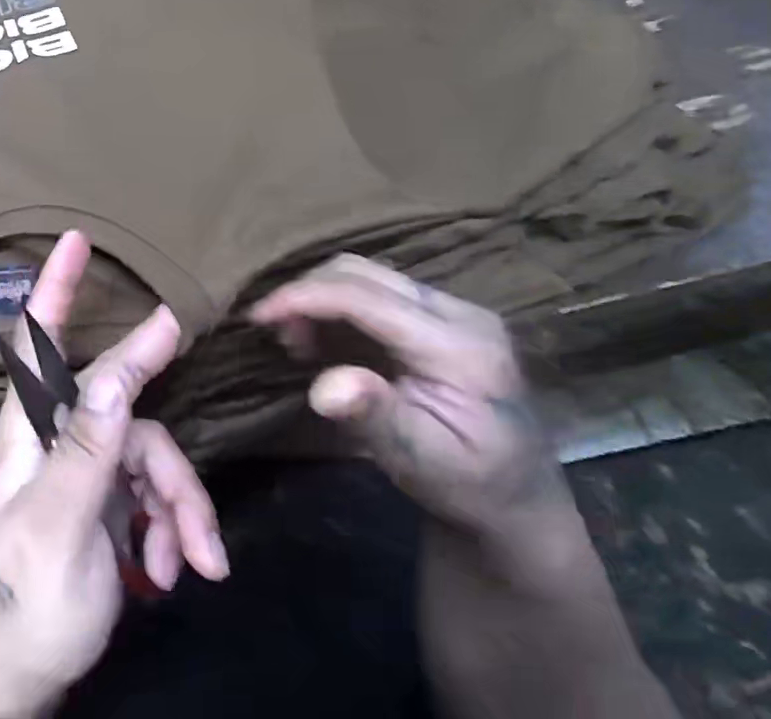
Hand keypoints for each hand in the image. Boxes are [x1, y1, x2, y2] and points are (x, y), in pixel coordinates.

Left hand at [0, 231, 230, 707]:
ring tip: (191, 565)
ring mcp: (91, 464)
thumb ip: (89, 447)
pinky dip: (179, 528)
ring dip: (182, 509)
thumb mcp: (60, 521)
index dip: (54, 287)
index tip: (74, 239)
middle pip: (123, 402)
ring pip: (155, 454)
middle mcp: (60, 433)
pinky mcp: (117, 496)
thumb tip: (117, 374)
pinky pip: (161, 491)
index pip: (38, 341)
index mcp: (30, 427)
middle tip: (179, 418)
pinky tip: (178, 572)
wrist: (33, 657)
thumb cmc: (31, 590)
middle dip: (161, 449)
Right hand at [248, 253, 566, 541]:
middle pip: (360, 272)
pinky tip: (322, 338)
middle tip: (276, 333)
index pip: (364, 297)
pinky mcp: (437, 314)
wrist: (515, 497)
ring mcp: (452, 309)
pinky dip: (332, 302)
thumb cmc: (463, 483)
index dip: (302, 298)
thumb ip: (375, 416)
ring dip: (317, 295)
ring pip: (363, 273)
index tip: (255, 317)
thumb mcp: (418, 460)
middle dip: (305, 292)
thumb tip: (326, 388)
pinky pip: (371, 287)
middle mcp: (460, 313)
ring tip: (298, 339)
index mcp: (460, 348)